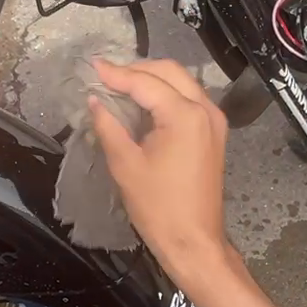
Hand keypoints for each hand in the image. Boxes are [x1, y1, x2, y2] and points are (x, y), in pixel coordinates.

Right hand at [87, 59, 235, 282]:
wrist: (194, 241)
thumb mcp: (125, 165)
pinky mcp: (214, 133)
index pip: (145, 83)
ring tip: (121, 85)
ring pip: (182, 82)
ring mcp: (214, 120)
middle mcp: (205, 110)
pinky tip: (143, 103)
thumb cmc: (159, 207)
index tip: (92, 66)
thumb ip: (109, 126)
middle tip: (106, 75)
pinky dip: (166, 94)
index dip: (116, 73)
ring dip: (152, 79)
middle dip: (137, 69)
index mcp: (185, 116)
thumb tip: (95, 100)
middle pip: (169, 72)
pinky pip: (189, 99)